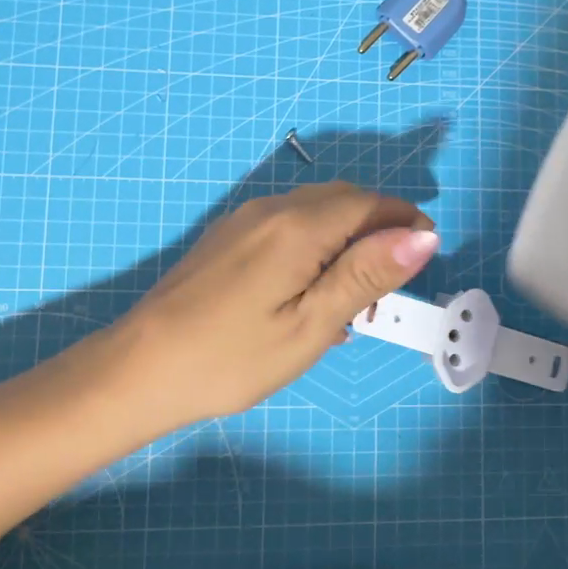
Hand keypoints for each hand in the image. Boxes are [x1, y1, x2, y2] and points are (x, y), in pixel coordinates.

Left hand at [97, 182, 438, 432]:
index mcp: (299, 225)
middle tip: (388, 288)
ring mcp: (243, 221)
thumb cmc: (232, 357)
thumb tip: (422, 234)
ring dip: (345, 239)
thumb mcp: (311, 323)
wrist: (139, 368)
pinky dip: (314, 247)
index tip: (427, 256)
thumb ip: (366, 273)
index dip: (405, 221)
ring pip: (313, 212)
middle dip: (378, 230)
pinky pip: (286, 227)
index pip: (370, 202)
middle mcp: (272, 209)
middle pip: (343, 200)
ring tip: (351, 300)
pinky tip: (309, 293)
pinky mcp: (225, 238)